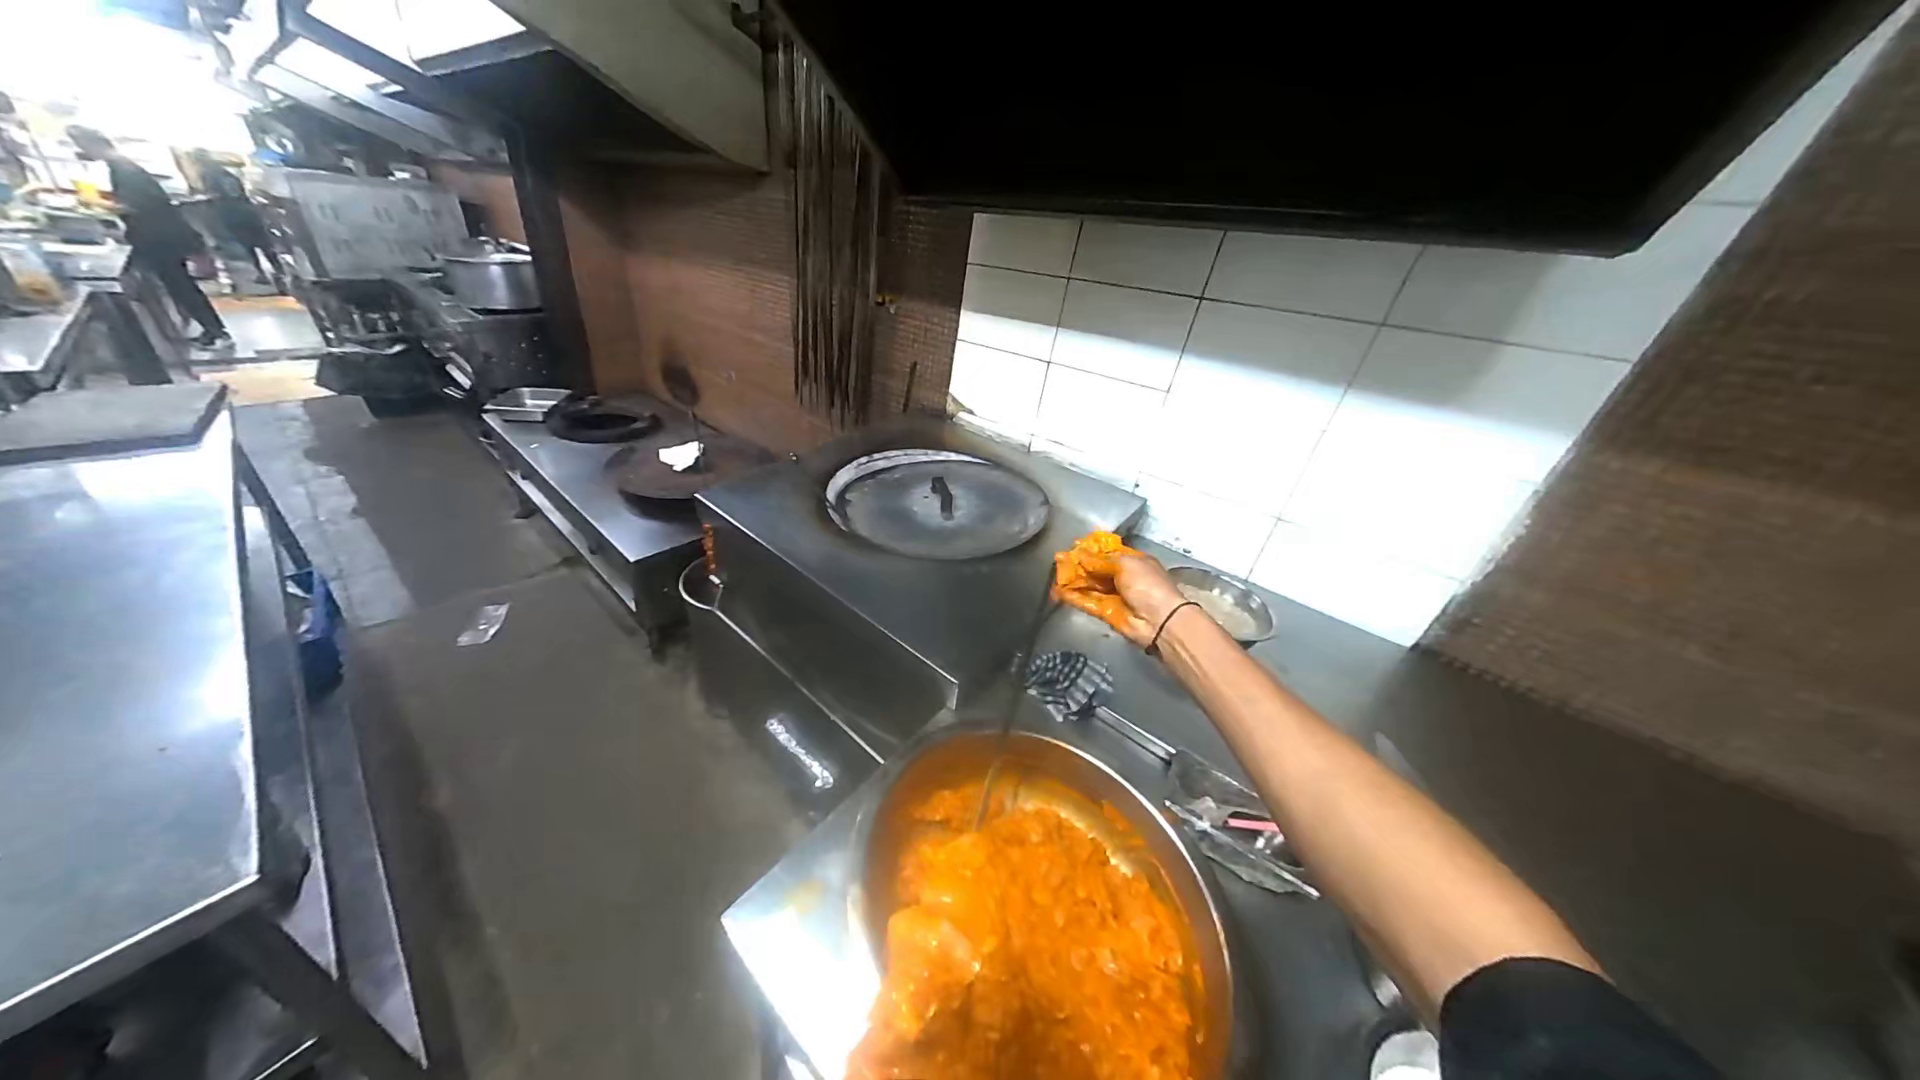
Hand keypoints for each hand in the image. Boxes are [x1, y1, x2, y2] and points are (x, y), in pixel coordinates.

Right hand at [1052, 531, 1188, 647]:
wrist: (1159, 620)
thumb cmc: (1148, 584)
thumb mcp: (1126, 563)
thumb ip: (1101, 560)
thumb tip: (1081, 555)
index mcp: (1134, 561)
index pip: (1108, 552)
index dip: (1091, 550)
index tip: (1074, 548)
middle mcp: (1124, 577)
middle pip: (1097, 569)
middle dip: (1079, 566)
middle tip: (1059, 562)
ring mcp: (1115, 595)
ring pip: (1090, 586)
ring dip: (1074, 581)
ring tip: (1055, 576)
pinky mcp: (1106, 612)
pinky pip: (1088, 602)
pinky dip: (1074, 597)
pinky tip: (1058, 592)